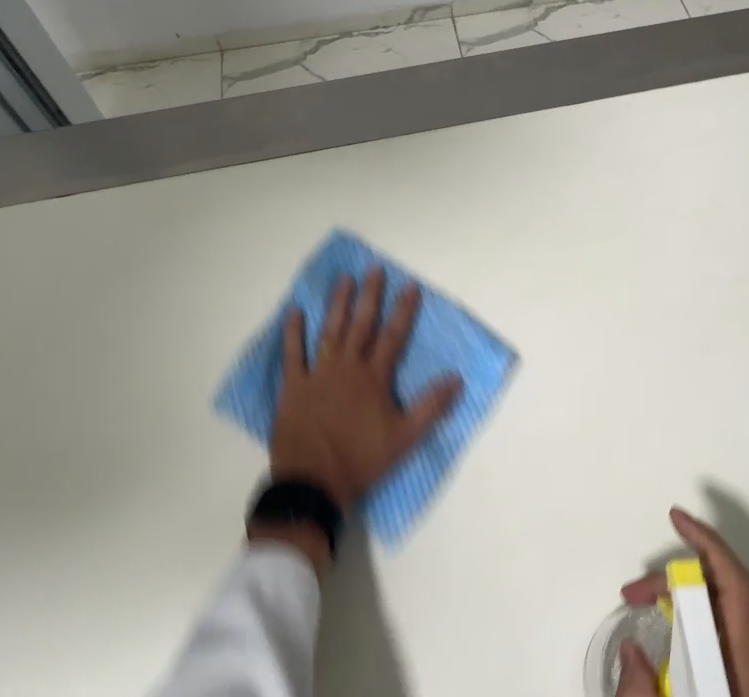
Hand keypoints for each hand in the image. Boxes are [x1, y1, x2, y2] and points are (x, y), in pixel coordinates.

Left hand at [256, 269, 461, 566]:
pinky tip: (294, 311)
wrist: (314, 480)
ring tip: (344, 279)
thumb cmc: (362, 460)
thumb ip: (430, 407)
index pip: (393, 337)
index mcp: (374, 379)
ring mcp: (318, 374)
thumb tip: (456, 378)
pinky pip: (292, 353)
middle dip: (370, 295)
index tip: (411, 286)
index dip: (403, 310)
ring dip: (337, 304)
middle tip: (374, 269)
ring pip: (330, 331)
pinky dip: (293, 332)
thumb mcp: (405, 438)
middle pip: (361, 325)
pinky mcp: (293, 385)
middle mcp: (347, 368)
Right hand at [616, 507, 748, 696]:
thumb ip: (642, 692)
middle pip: (730, 599)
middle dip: (680, 583)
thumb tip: (632, 651)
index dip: (707, 544)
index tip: (677, 517)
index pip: (737, 586)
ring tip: (657, 619)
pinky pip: (745, 645)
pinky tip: (687, 652)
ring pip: (736, 623)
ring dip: (694, 610)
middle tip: (636, 593)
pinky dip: (712, 632)